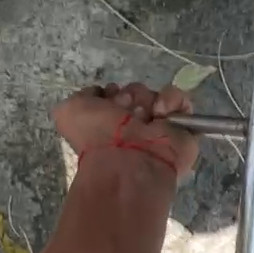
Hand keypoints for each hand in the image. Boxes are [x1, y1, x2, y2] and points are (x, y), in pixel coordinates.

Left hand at [53, 82, 198, 182]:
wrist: (128, 160)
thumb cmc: (97, 137)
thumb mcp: (69, 112)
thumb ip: (82, 97)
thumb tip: (100, 92)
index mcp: (108, 123)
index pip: (115, 94)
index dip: (111, 93)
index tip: (108, 102)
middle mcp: (133, 125)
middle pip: (135, 91)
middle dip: (129, 98)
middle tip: (124, 115)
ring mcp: (158, 126)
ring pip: (155, 94)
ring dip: (145, 101)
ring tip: (141, 120)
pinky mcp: (183, 127)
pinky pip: (181, 100)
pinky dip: (171, 101)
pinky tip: (160, 115)